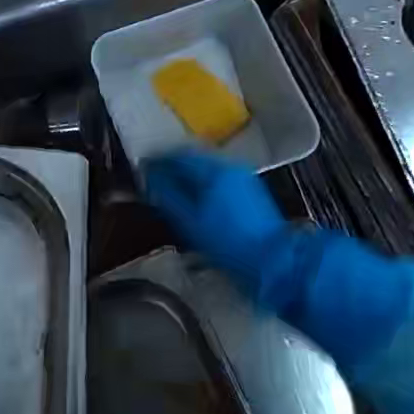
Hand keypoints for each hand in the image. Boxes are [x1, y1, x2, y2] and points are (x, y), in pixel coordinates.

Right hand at [142, 151, 289, 272]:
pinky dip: (199, 176)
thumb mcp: (188, 221)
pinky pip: (216, 172)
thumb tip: (150, 178)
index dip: (156, 159)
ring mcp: (241, 174)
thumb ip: (166, 195)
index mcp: (213, 171)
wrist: (271, 258)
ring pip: (205, 163)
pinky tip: (191, 191)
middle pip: (192, 155)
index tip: (142, 167)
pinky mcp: (248, 185)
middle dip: (170, 162)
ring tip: (169, 184)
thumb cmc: (226, 242)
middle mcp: (228, 166)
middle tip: (153, 174)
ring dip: (185, 169)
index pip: (177, 154)